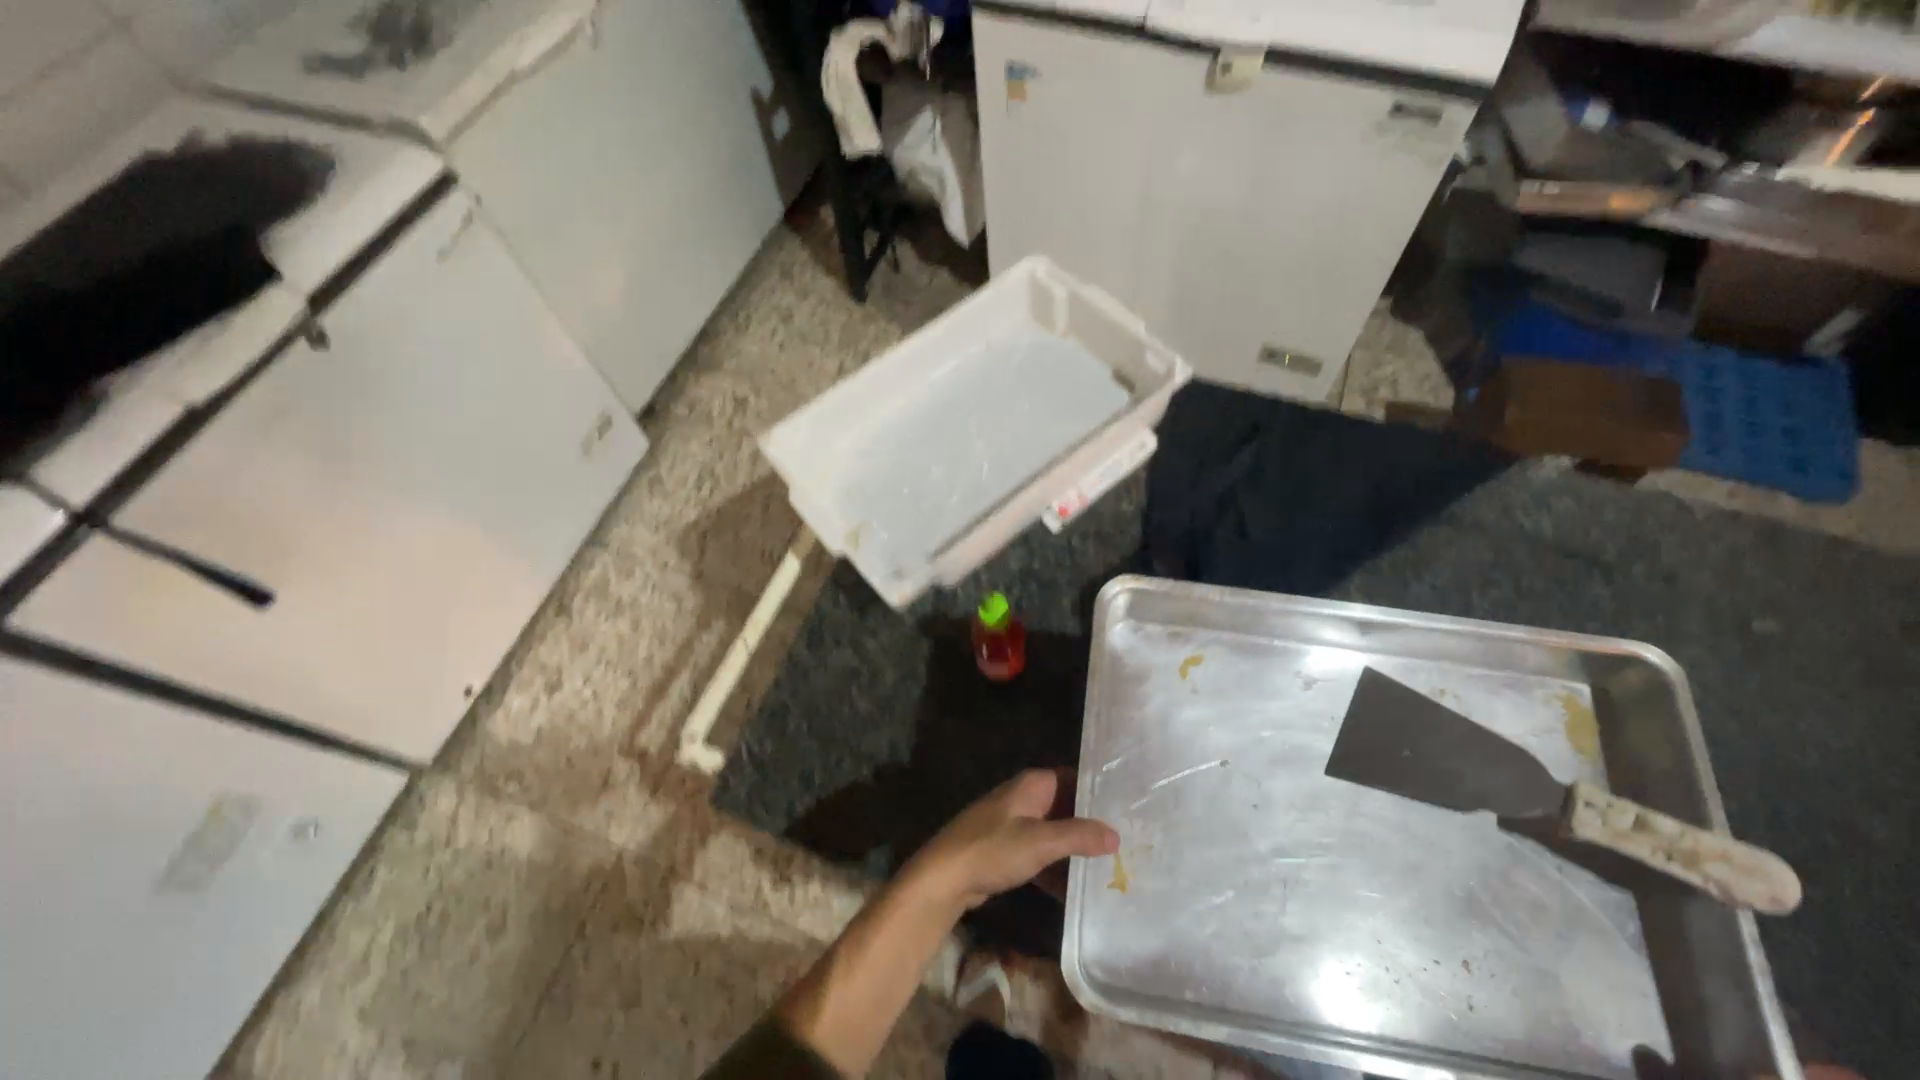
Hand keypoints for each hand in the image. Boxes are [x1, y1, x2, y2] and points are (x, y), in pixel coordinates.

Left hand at [899, 768, 1119, 912]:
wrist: (943, 878)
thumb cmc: (992, 850)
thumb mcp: (1041, 842)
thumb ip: (1079, 836)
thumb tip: (1116, 835)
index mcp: (1032, 785)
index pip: (1075, 778)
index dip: (1099, 791)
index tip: (1128, 807)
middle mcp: (1024, 798)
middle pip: (1067, 807)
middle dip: (1091, 825)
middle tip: (1127, 841)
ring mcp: (1013, 824)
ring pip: (1054, 832)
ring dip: (1075, 849)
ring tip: (1111, 866)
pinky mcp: (1006, 850)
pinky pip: (1040, 854)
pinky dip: (1056, 867)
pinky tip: (1077, 890)